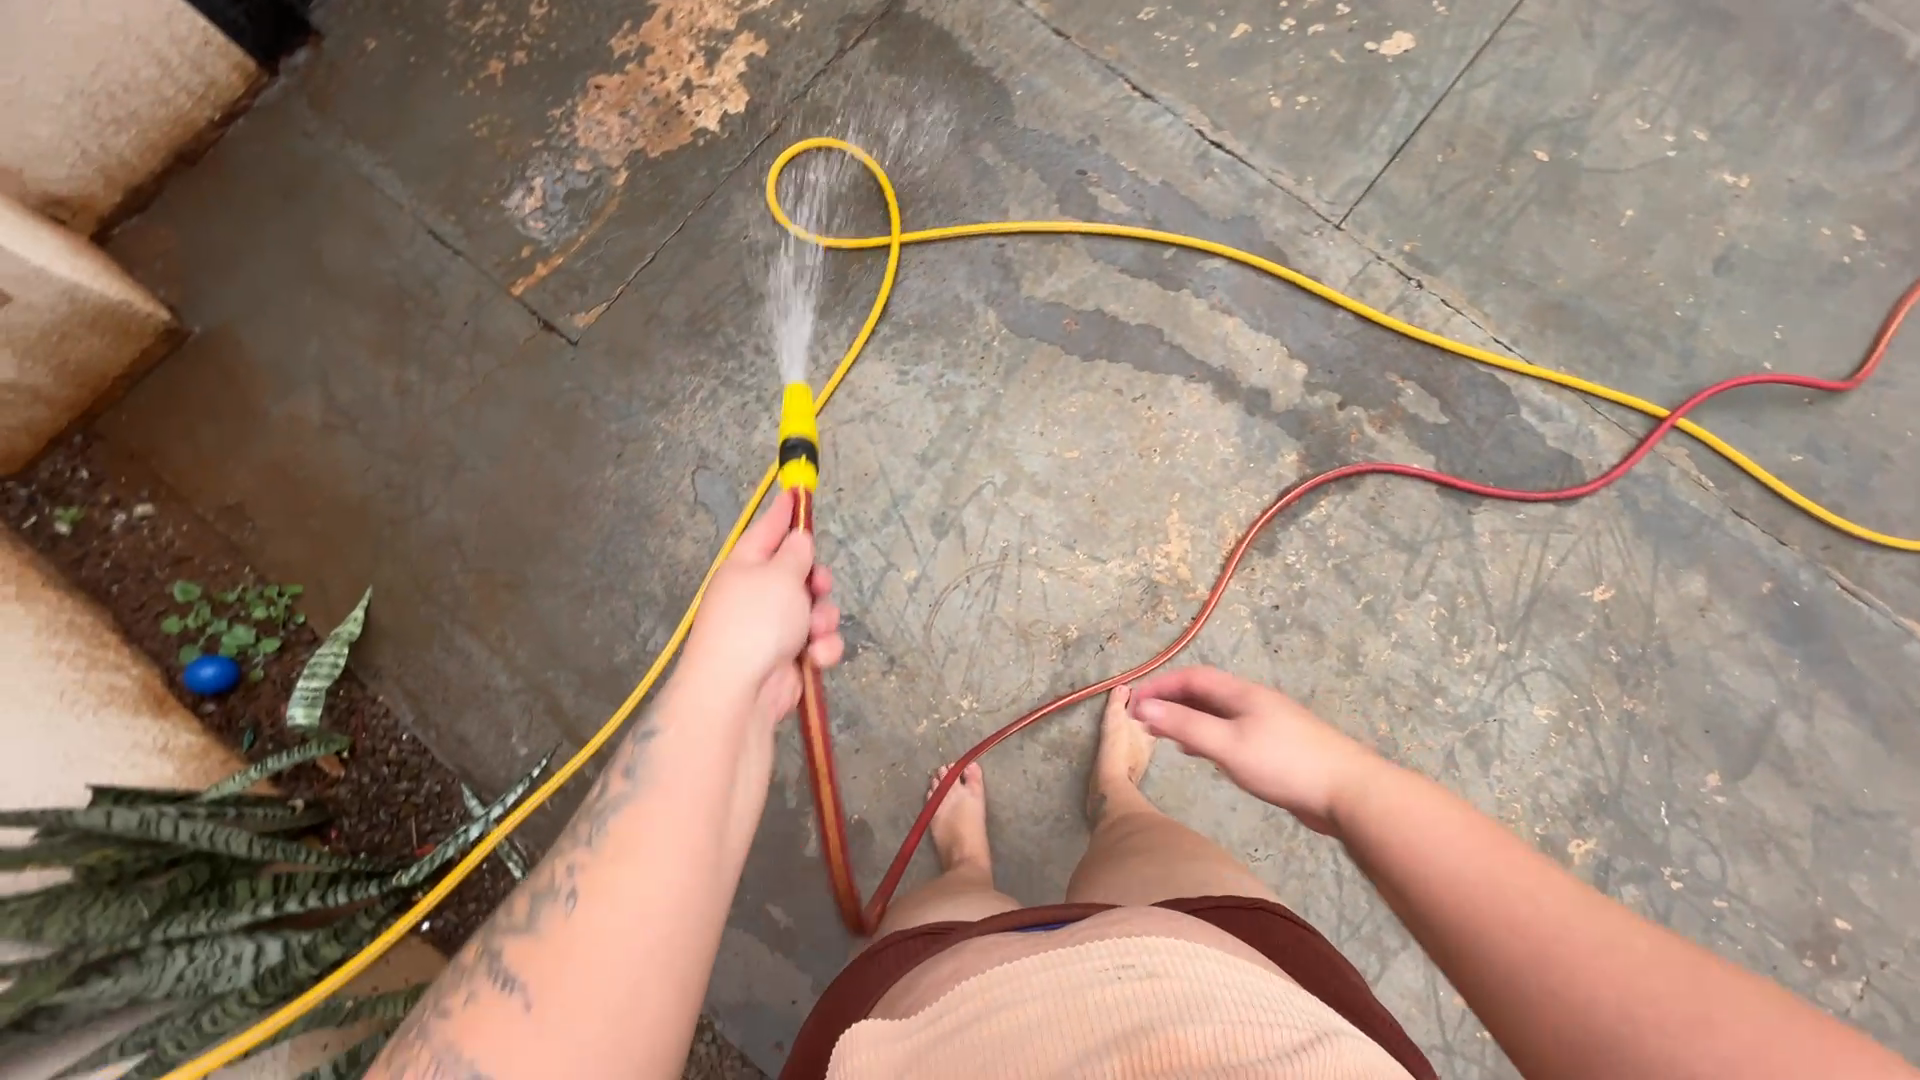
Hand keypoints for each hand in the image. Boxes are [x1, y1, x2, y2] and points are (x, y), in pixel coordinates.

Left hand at [681, 488, 843, 724]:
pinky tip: (816, 656)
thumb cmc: (755, 622)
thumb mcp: (780, 574)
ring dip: (823, 619)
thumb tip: (798, 539)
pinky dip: (821, 648)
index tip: (797, 494)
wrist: (741, 690)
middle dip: (817, 580)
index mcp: (745, 566)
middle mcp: (756, 595)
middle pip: (798, 573)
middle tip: (819, 585)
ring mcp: (772, 629)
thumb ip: (795, 552)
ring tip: (815, 631)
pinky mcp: (789, 659)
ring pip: (815, 610)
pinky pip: (817, 643)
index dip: (784, 513)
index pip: (767, 530)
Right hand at [1129, 666, 1383, 835]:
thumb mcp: (1227, 744)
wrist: (1349, 792)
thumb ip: (1184, 725)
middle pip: (1204, 692)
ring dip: (1186, 718)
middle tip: (1141, 718)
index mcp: (1242, 694)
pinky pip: (1229, 732)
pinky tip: (1199, 753)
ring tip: (1161, 733)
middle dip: (1169, 700)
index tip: (1133, 701)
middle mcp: (1253, 702)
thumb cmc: (1285, 764)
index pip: (1191, 677)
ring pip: (1217, 713)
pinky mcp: (1276, 748)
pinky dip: (1205, 735)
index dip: (1160, 685)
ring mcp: (1267, 724)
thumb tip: (1143, 707)